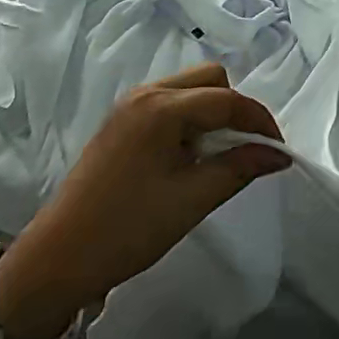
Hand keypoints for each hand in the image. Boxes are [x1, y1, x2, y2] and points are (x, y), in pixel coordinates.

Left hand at [0, 63, 289, 338]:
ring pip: (190, 89)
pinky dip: (192, 120)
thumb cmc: (129, 229)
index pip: (228, 100)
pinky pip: (170, 105)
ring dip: (214, 113)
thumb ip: (241, 167)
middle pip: (210, 80)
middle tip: (247, 149)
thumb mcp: (194, 199)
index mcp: (162, 109)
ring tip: (220, 155)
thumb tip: (280, 154)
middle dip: (236, 109)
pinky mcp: (121, 124)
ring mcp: (129, 107)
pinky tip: (191, 156)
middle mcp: (145, 95)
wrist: (58, 259)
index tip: (278, 152)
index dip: (260, 122)